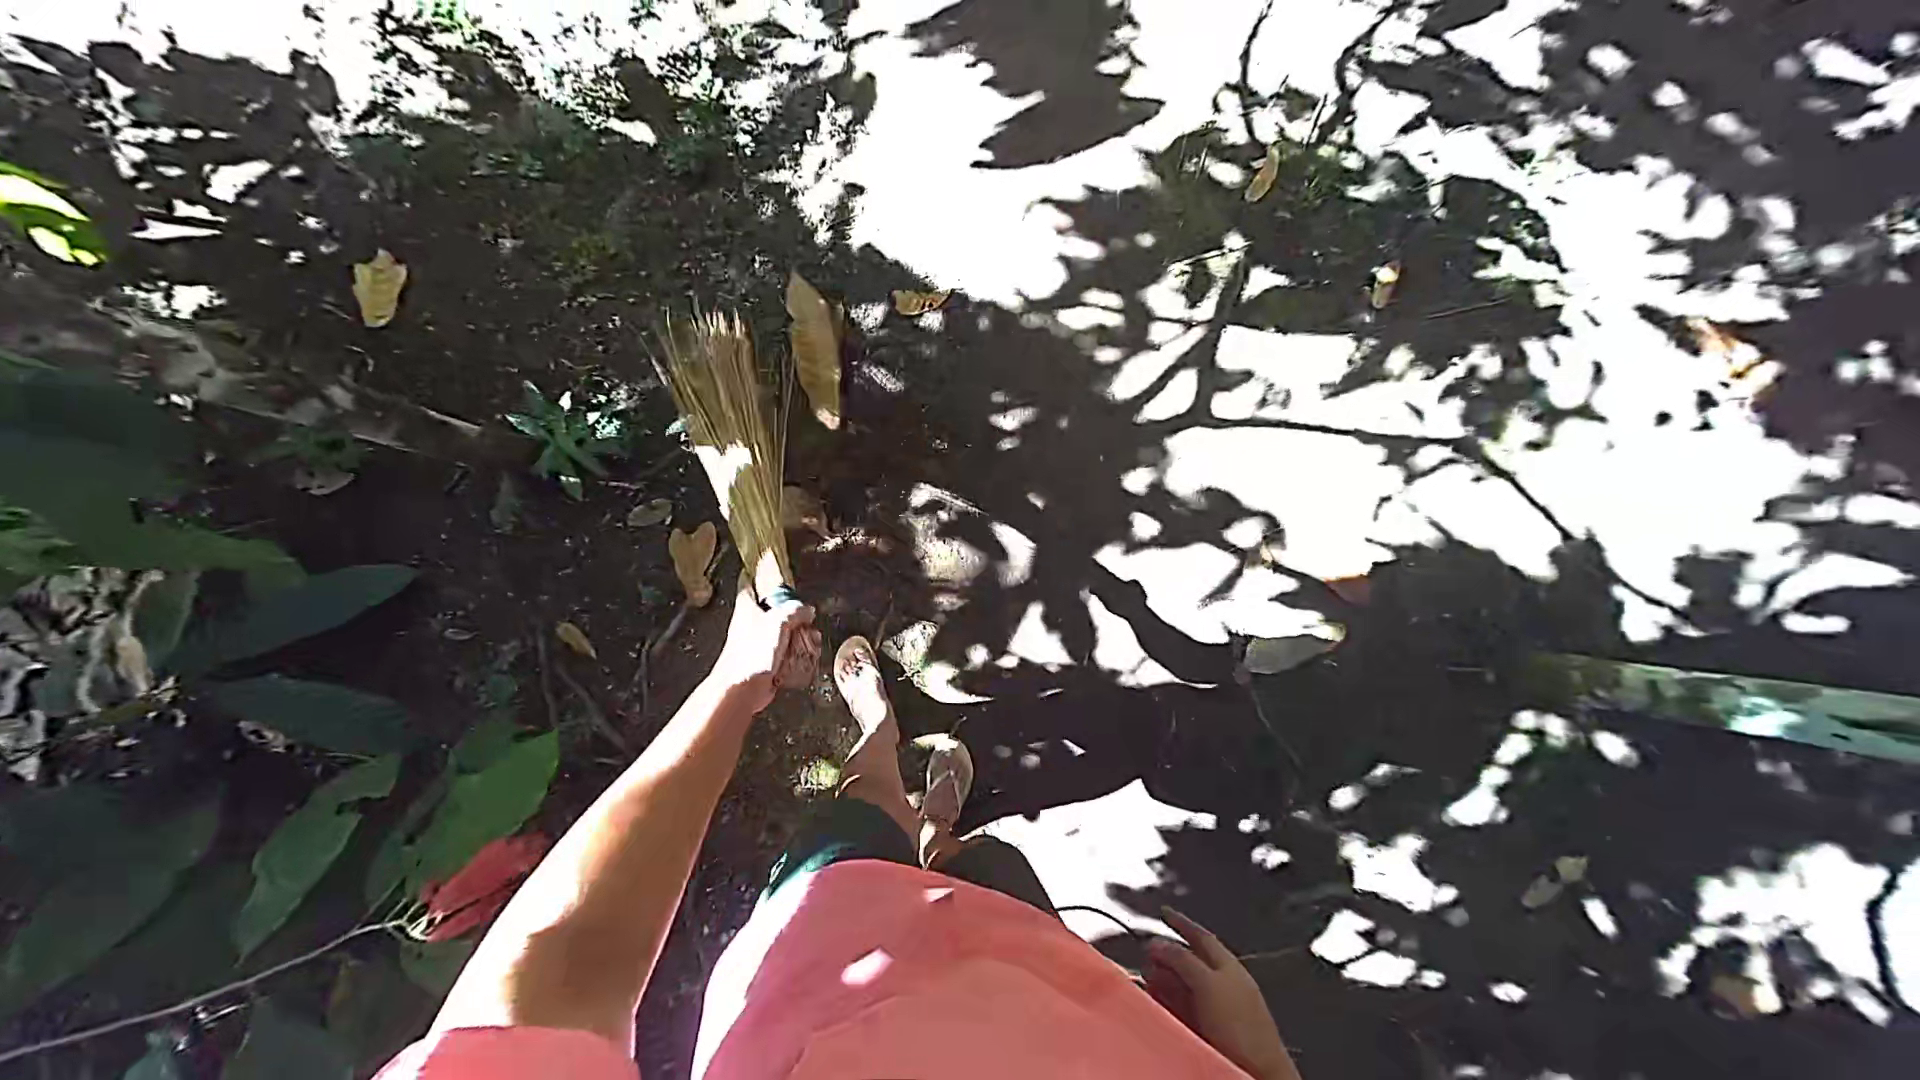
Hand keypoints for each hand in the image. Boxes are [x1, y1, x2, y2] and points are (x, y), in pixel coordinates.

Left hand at [709, 580, 818, 711]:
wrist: (742, 689)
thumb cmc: (751, 653)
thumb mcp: (779, 621)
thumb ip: (796, 611)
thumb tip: (807, 610)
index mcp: (747, 607)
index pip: (753, 585)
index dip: (767, 581)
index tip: (780, 580)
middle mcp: (751, 623)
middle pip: (778, 610)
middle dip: (796, 616)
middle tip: (805, 621)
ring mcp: (759, 642)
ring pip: (785, 632)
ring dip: (800, 637)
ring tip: (809, 642)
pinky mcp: (766, 661)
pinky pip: (787, 652)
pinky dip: (797, 654)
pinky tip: (803, 657)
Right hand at [1144, 907, 1298, 1079]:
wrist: (1257, 1074)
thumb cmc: (1241, 1025)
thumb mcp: (1207, 983)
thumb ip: (1182, 959)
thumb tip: (1159, 943)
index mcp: (1228, 965)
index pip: (1201, 936)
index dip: (1181, 922)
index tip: (1163, 912)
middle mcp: (1223, 984)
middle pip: (1189, 962)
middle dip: (1166, 957)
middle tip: (1146, 955)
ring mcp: (1216, 1009)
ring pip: (1183, 987)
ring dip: (1163, 981)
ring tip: (1146, 981)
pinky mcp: (1209, 1032)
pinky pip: (1182, 1010)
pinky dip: (1167, 1004)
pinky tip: (1155, 1004)